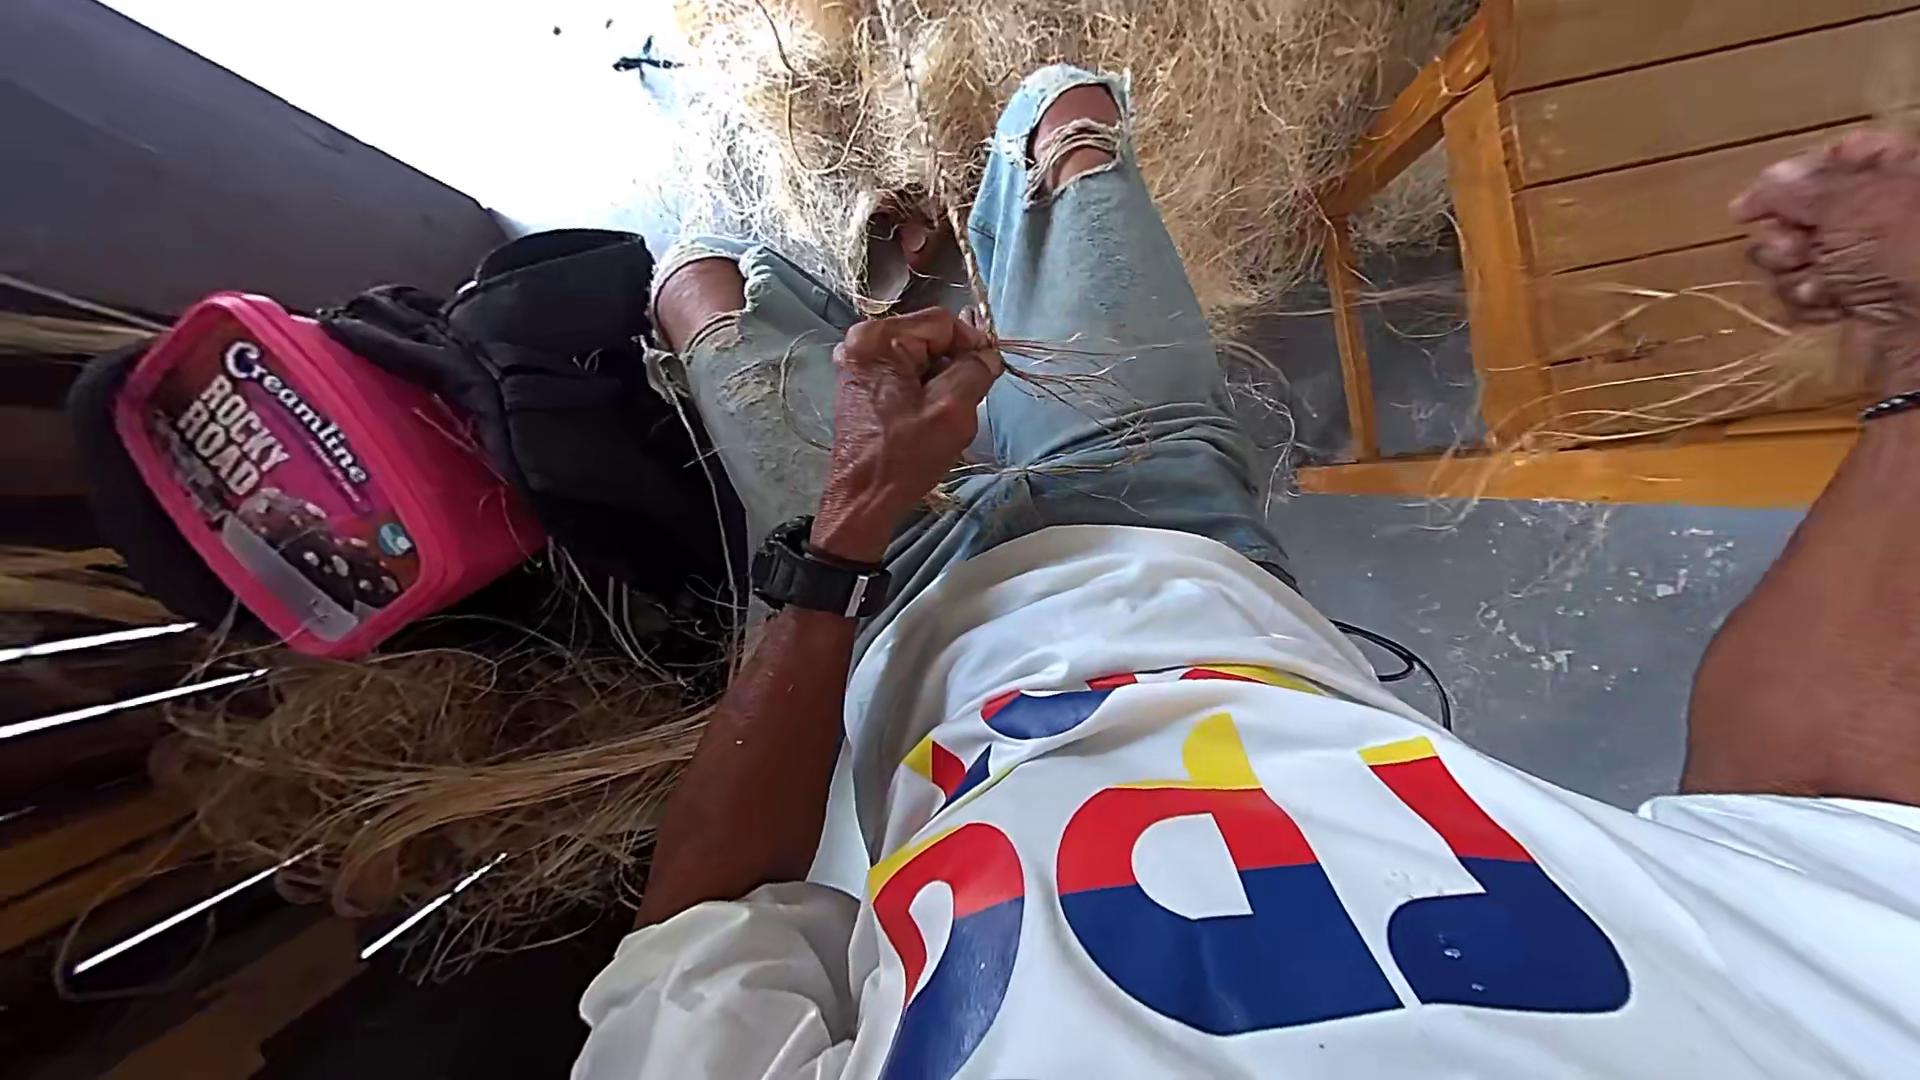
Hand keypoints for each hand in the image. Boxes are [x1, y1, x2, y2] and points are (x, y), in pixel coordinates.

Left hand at [811, 308, 1003, 563]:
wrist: (864, 498)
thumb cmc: (905, 456)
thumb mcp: (952, 410)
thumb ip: (975, 371)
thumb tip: (988, 355)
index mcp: (879, 339)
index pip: (943, 322)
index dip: (973, 343)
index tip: (989, 373)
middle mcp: (862, 343)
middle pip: (929, 339)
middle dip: (954, 366)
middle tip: (966, 401)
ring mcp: (858, 365)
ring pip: (920, 359)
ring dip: (941, 382)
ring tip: (945, 416)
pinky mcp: (861, 388)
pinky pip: (905, 376)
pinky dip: (923, 392)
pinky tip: (928, 419)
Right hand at [1733, 130, 1919, 394]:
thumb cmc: (1912, 256)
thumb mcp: (1860, 206)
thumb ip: (1813, 187)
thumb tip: (1770, 177)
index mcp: (1913, 174)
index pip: (1847, 155)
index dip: (1794, 179)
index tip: (1752, 206)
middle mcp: (1898, 211)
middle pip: (1811, 213)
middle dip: (1788, 238)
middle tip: (1798, 251)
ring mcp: (1879, 256)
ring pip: (1800, 257)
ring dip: (1793, 275)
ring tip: (1820, 286)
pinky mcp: (1862, 293)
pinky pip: (1807, 291)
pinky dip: (1807, 301)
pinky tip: (1829, 305)